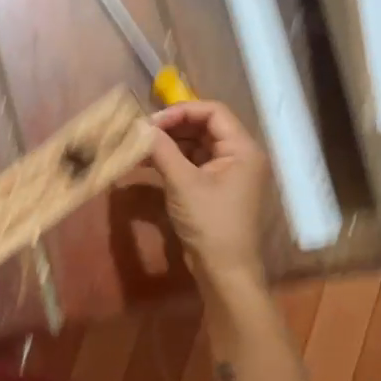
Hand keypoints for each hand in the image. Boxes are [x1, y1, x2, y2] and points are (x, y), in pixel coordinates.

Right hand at [146, 100, 268, 283]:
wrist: (224, 269)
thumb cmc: (210, 223)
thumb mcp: (182, 183)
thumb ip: (161, 150)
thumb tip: (138, 126)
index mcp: (242, 149)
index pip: (213, 112)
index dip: (180, 111)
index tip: (150, 122)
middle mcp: (239, 156)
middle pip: (204, 126)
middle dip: (171, 127)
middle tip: (141, 133)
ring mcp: (227, 172)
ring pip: (195, 145)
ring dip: (168, 144)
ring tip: (139, 148)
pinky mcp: (214, 188)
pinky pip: (192, 163)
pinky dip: (171, 160)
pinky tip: (146, 163)